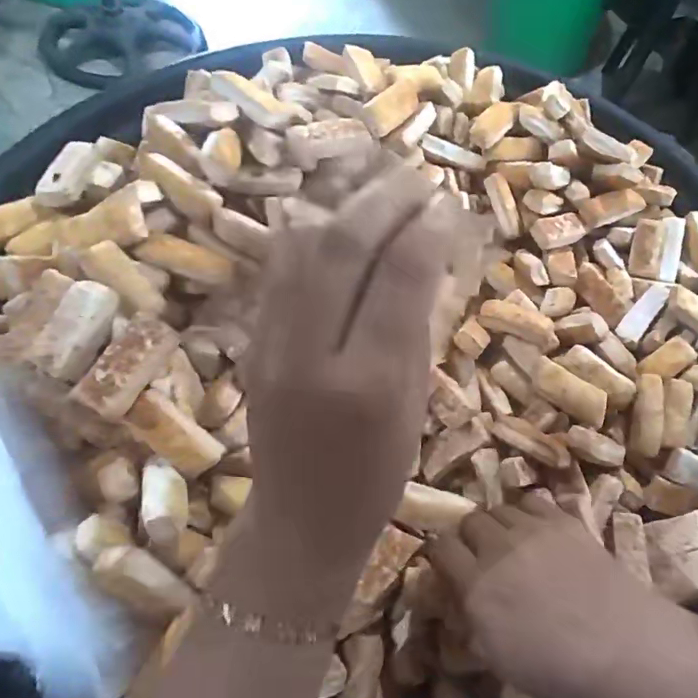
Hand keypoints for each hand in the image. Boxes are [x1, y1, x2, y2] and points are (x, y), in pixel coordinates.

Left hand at [240, 171, 454, 590]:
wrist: (300, 518)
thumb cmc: (376, 476)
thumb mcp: (415, 407)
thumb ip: (417, 330)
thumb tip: (427, 258)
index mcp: (369, 383)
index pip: (400, 278)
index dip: (427, 230)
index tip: (447, 204)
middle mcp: (311, 355)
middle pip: (343, 247)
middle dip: (385, 201)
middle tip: (417, 179)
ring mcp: (269, 345)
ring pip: (300, 247)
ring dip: (344, 208)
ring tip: (380, 192)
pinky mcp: (250, 342)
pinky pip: (278, 270)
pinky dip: (312, 235)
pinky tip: (337, 223)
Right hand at [428, 496, 694, 697]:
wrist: (627, 651)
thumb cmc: (560, 673)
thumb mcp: (500, 660)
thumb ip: (474, 621)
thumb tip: (463, 600)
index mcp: (477, 586)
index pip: (440, 546)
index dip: (442, 554)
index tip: (450, 567)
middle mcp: (499, 548)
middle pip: (470, 520)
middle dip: (470, 536)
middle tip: (482, 556)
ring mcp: (535, 530)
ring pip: (500, 507)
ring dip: (499, 523)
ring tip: (512, 543)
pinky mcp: (566, 520)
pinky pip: (533, 501)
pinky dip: (528, 513)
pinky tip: (539, 533)